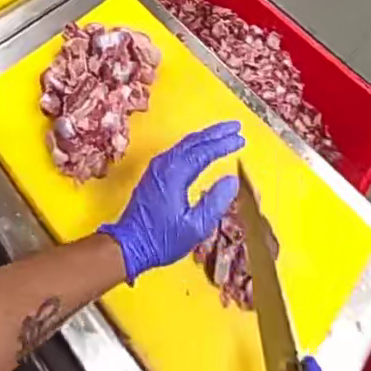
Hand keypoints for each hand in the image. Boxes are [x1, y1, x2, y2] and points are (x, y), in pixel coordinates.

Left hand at [97, 121, 244, 281]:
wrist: (130, 244)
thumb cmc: (162, 238)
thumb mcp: (195, 227)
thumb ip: (215, 203)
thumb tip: (232, 180)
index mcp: (173, 174)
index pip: (203, 152)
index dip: (223, 144)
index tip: (241, 138)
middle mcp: (164, 165)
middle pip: (193, 141)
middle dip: (215, 132)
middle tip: (236, 126)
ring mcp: (157, 167)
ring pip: (184, 144)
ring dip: (205, 137)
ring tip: (225, 133)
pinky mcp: (155, 173)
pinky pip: (178, 151)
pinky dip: (195, 145)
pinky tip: (204, 147)